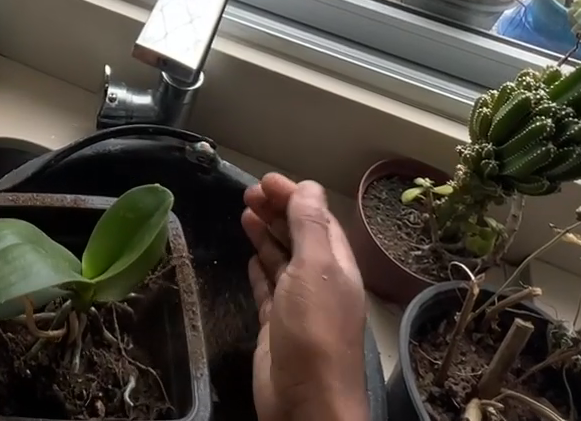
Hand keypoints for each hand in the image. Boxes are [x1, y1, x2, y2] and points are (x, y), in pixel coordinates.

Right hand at [242, 173, 372, 420]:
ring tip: (244, 213)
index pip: (317, 218)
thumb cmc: (313, 330)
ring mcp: (297, 304)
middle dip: (277, 210)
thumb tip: (308, 186)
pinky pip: (267, 286)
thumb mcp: (314, 268)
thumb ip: (310, 226)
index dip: (293, 196)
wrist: (305, 403)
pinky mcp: (275, 324)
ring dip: (266, 233)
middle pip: (298, 235)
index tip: (264, 181)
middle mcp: (319, 281)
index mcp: (336, 266)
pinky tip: (249, 254)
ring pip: (281, 258)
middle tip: (248, 193)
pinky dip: (259, 266)